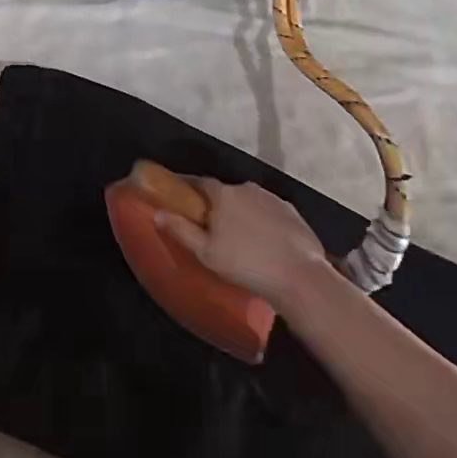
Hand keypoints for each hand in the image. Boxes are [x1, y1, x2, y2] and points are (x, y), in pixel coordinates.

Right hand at [153, 178, 331, 306]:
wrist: (298, 275)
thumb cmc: (245, 264)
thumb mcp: (206, 253)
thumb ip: (181, 230)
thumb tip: (157, 213)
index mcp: (223, 194)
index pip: (199, 182)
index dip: (189, 188)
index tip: (181, 197)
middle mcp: (247, 188)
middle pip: (225, 192)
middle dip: (217, 205)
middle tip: (212, 228)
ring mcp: (272, 198)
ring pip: (249, 201)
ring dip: (241, 213)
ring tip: (240, 239)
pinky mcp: (292, 211)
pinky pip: (269, 212)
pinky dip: (263, 222)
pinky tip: (265, 243)